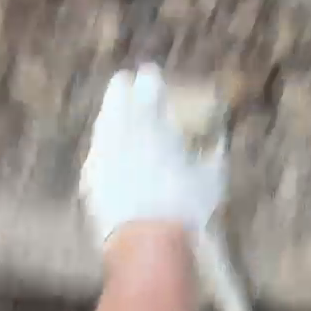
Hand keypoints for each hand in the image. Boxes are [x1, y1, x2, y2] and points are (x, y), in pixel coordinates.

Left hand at [79, 66, 225, 242]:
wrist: (146, 237)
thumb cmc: (186, 204)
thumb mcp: (211, 179)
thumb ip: (213, 154)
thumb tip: (220, 141)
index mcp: (153, 121)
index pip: (148, 86)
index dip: (151, 78)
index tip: (151, 73)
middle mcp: (122, 129)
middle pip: (116, 96)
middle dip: (122, 88)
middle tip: (125, 82)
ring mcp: (101, 151)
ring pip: (103, 122)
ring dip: (110, 114)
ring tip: (116, 113)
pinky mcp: (90, 174)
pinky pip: (97, 151)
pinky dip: (105, 146)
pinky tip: (110, 151)